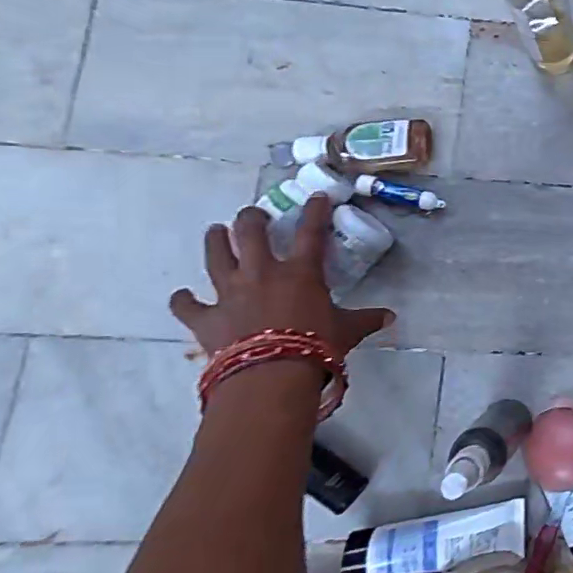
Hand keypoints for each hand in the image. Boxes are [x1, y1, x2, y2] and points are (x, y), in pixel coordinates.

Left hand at [169, 194, 393, 357]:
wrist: (271, 375)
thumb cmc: (317, 347)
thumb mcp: (348, 331)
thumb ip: (366, 319)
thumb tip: (390, 317)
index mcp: (300, 272)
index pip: (310, 232)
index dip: (315, 211)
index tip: (316, 196)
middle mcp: (261, 273)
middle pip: (251, 233)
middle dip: (252, 219)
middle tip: (253, 215)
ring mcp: (230, 292)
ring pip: (216, 256)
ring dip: (216, 241)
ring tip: (216, 231)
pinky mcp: (206, 317)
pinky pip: (188, 305)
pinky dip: (184, 300)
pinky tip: (182, 296)